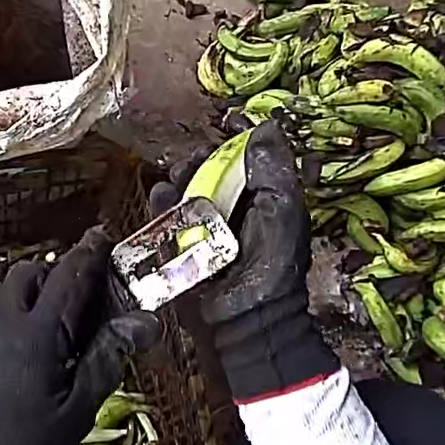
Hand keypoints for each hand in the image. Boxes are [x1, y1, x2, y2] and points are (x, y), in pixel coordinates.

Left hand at [0, 227, 160, 444]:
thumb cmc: (35, 441)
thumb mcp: (82, 403)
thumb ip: (109, 355)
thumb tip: (147, 322)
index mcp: (37, 335)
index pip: (67, 279)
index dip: (87, 254)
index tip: (101, 236)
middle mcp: (2, 323)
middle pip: (27, 273)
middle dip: (53, 270)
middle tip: (74, 289)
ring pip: (1, 289)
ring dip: (26, 288)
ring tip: (45, 311)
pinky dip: (4, 307)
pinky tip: (15, 333)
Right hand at [151, 121, 336, 400]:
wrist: (245, 318)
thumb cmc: (273, 267)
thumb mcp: (283, 210)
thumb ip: (274, 168)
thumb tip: (266, 126)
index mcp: (260, 195)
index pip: (242, 156)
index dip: (234, 141)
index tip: (227, 128)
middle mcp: (230, 205)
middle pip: (208, 167)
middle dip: (202, 159)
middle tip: (200, 159)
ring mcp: (202, 224)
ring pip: (183, 186)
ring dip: (180, 177)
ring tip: (181, 178)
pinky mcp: (179, 241)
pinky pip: (163, 214)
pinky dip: (161, 202)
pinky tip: (164, 195)